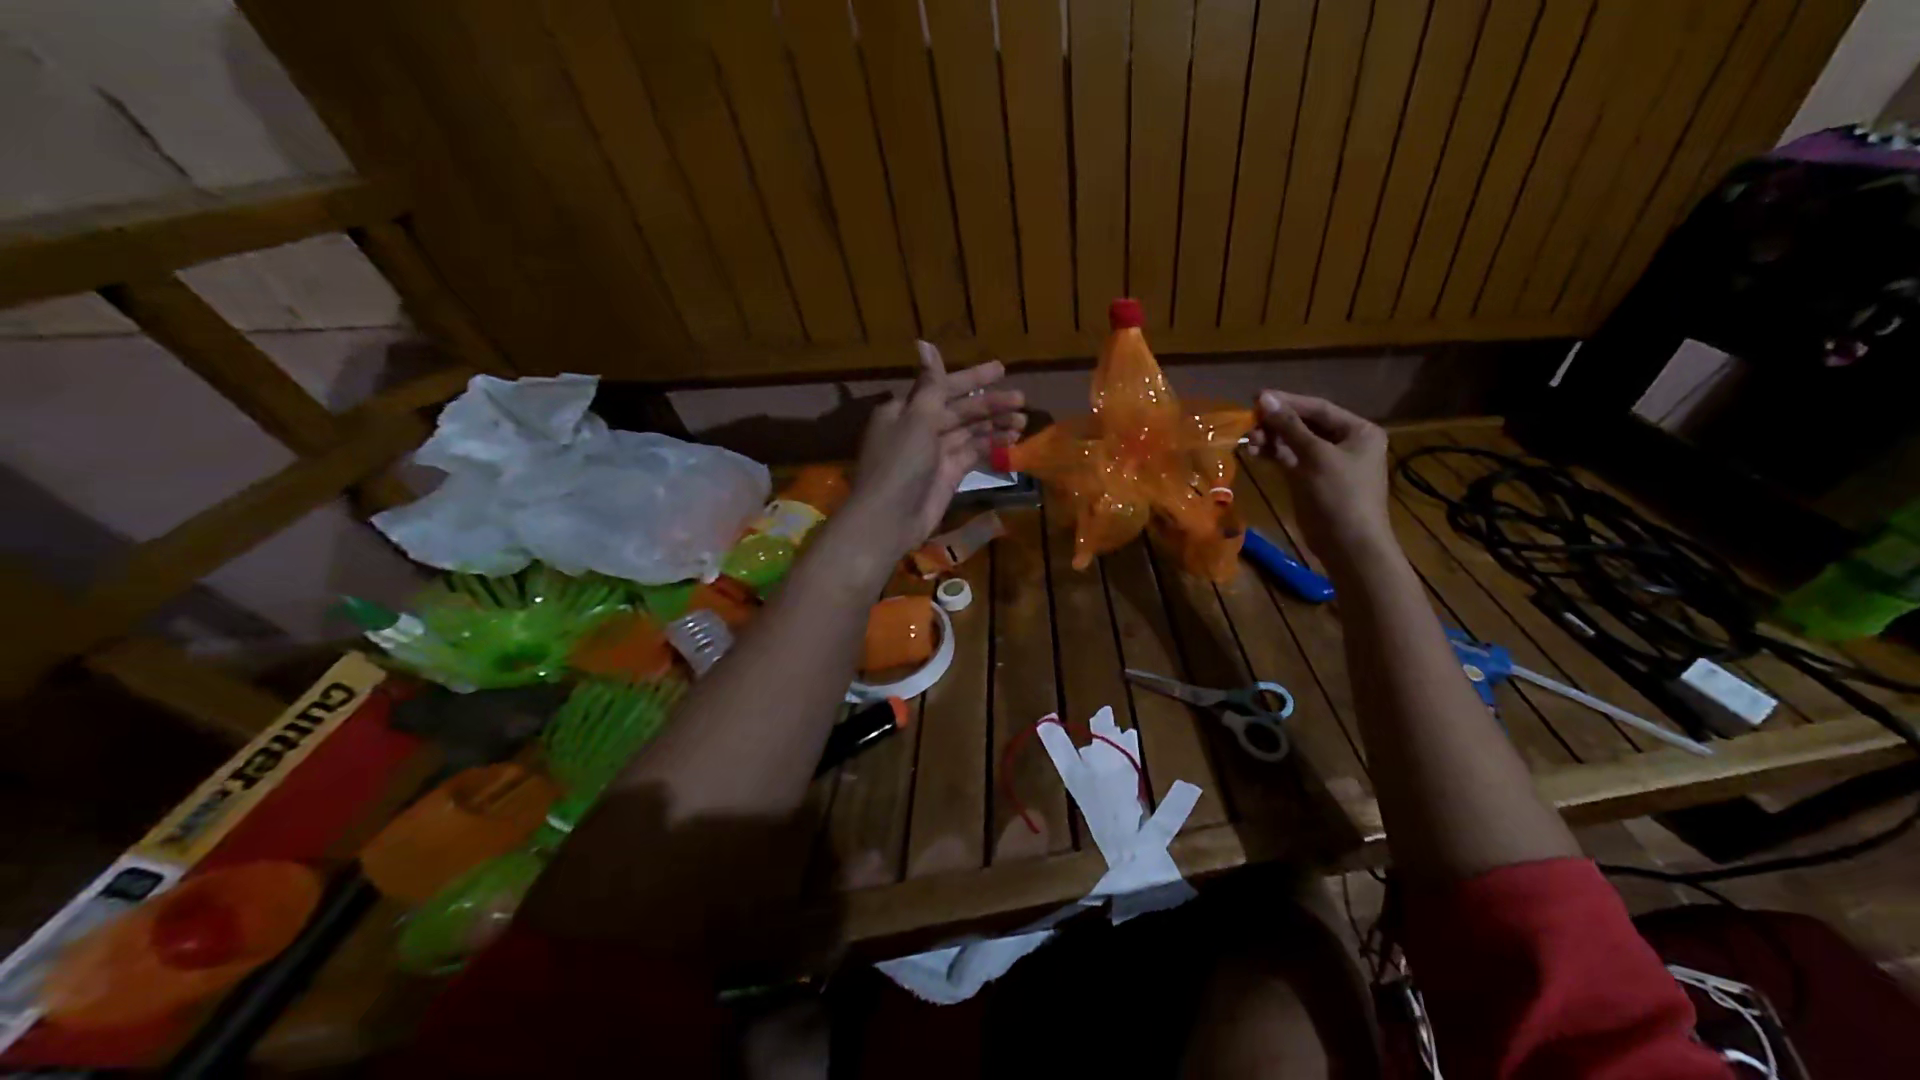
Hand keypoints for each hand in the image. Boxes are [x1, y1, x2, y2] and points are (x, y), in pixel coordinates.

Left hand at [845, 341, 1024, 557]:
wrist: (889, 518)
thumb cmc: (900, 463)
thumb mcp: (916, 418)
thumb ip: (930, 384)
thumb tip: (924, 342)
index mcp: (905, 409)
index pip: (943, 386)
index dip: (972, 378)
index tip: (1001, 369)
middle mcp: (919, 427)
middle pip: (960, 409)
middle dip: (990, 404)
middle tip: (1022, 399)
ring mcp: (934, 453)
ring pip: (969, 432)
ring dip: (995, 424)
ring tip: (1023, 420)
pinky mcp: (947, 475)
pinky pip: (972, 453)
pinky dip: (991, 446)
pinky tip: (1013, 439)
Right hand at [1246, 390, 1391, 570]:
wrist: (1349, 545)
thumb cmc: (1341, 495)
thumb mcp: (1316, 456)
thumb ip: (1289, 427)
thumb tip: (1264, 398)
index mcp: (1359, 431)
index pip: (1318, 408)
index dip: (1287, 402)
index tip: (1256, 398)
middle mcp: (1345, 443)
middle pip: (1305, 425)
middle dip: (1277, 423)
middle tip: (1249, 422)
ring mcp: (1327, 463)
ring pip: (1294, 443)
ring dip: (1271, 439)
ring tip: (1248, 440)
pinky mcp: (1311, 480)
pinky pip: (1290, 460)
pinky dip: (1273, 455)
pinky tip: (1254, 452)